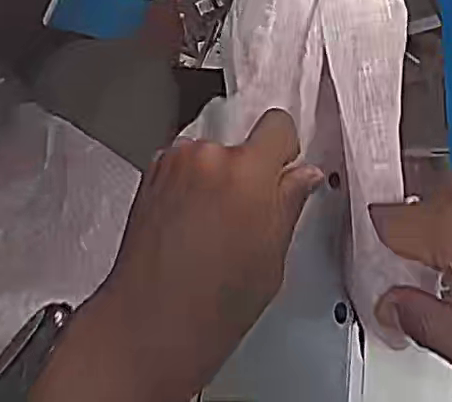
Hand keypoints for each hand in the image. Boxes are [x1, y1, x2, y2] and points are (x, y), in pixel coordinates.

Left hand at [30, 109, 322, 400]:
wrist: (147, 327)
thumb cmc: (210, 307)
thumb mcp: (271, 258)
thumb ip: (289, 202)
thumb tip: (304, 175)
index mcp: (249, 173)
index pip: (278, 124)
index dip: (284, 147)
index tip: (281, 169)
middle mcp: (211, 156)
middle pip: (243, 142)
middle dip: (247, 170)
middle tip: (243, 213)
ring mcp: (177, 161)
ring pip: (212, 152)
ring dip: (214, 175)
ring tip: (208, 223)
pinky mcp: (153, 170)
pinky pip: (184, 162)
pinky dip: (189, 181)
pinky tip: (188, 221)